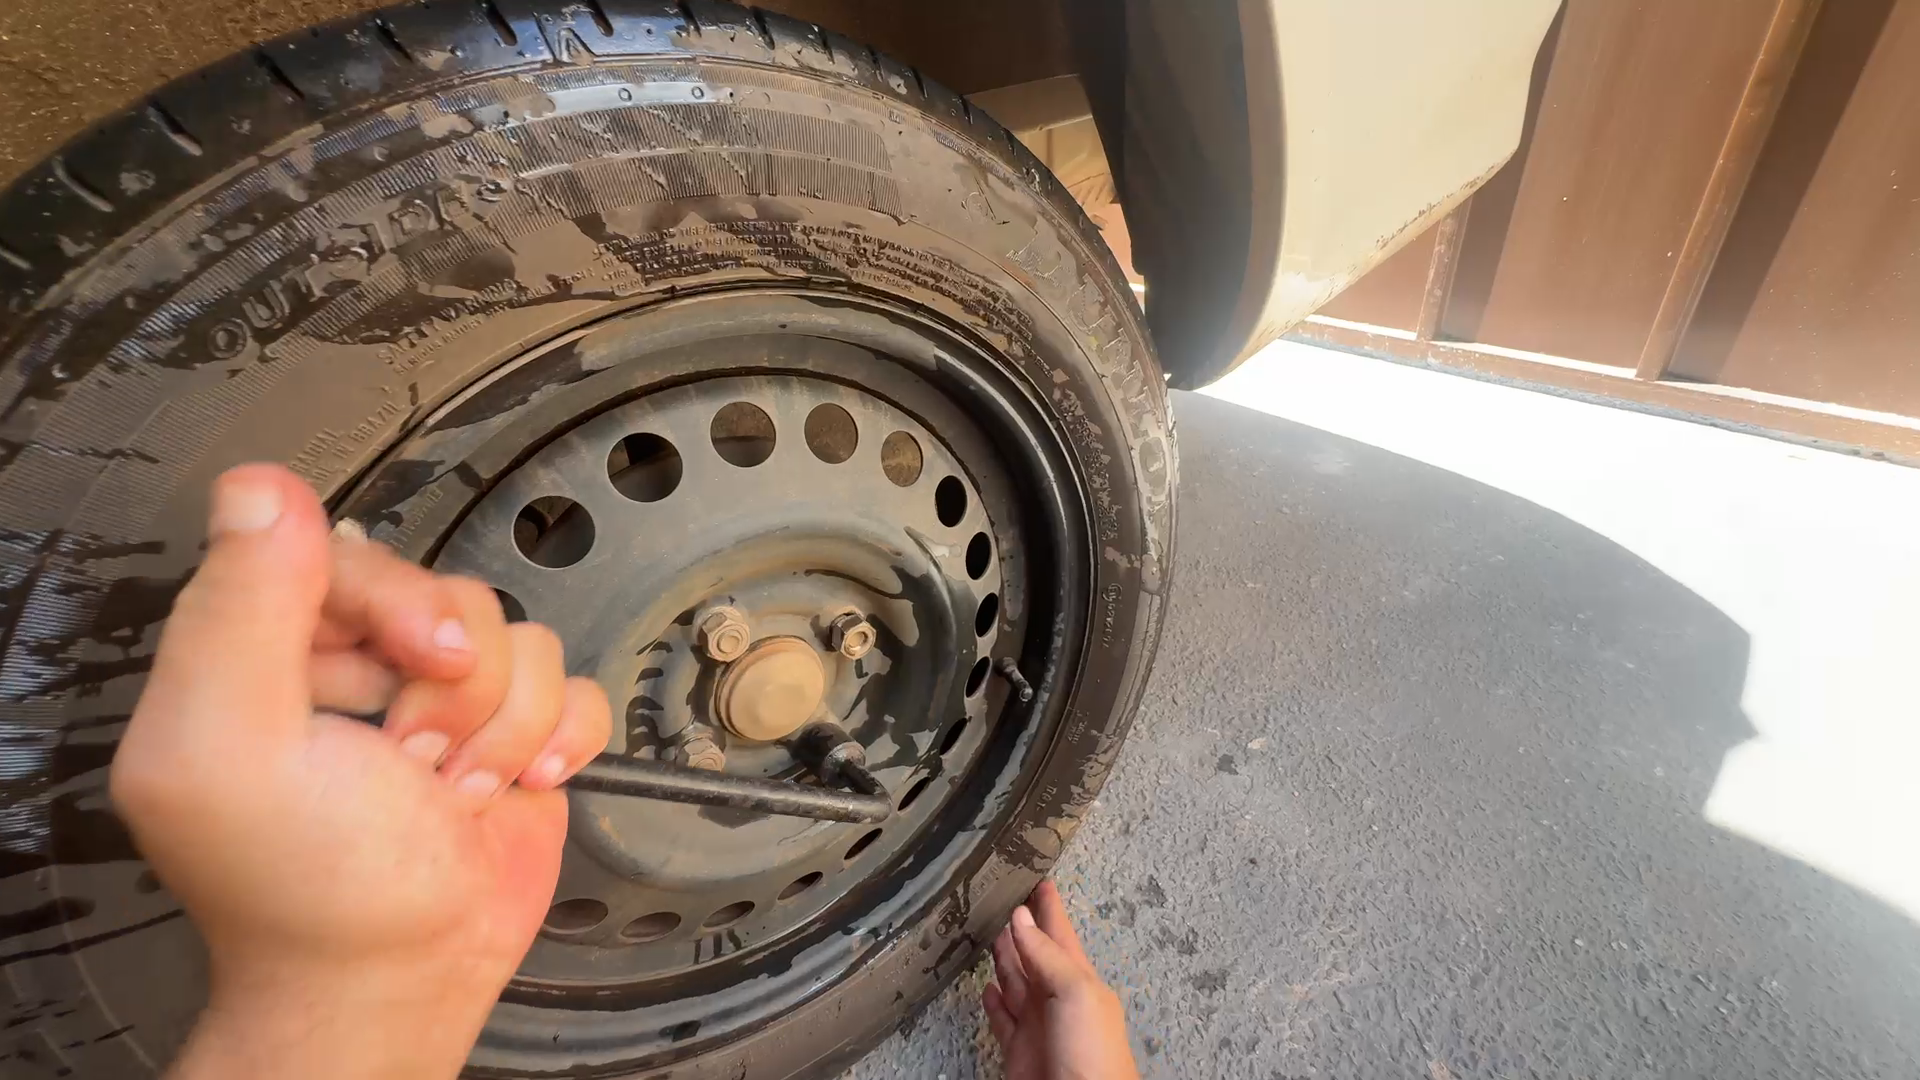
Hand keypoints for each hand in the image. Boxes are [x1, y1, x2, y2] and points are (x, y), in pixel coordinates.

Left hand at [109, 465, 612, 1079]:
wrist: (410, 965)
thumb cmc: (310, 881)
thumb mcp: (234, 749)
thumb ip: (243, 613)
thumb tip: (260, 489)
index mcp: (288, 654)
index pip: (363, 557)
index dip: (406, 601)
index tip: (421, 662)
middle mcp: (380, 665)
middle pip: (465, 599)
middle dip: (461, 687)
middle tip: (417, 755)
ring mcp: (465, 697)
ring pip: (532, 643)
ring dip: (507, 728)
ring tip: (459, 786)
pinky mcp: (530, 728)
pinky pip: (579, 689)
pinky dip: (563, 741)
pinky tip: (523, 784)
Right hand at [984, 880, 1140, 1079]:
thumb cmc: (1092, 1055)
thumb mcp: (1075, 992)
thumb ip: (1046, 954)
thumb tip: (1020, 917)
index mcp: (1079, 978)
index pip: (1060, 932)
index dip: (1048, 905)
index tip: (1037, 877)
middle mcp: (1057, 998)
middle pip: (1034, 952)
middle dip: (1021, 926)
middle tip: (1004, 897)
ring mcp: (1037, 1025)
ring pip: (1015, 981)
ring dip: (1003, 956)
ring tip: (989, 931)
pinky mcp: (1018, 1051)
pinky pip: (1003, 1019)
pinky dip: (993, 1002)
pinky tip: (987, 988)